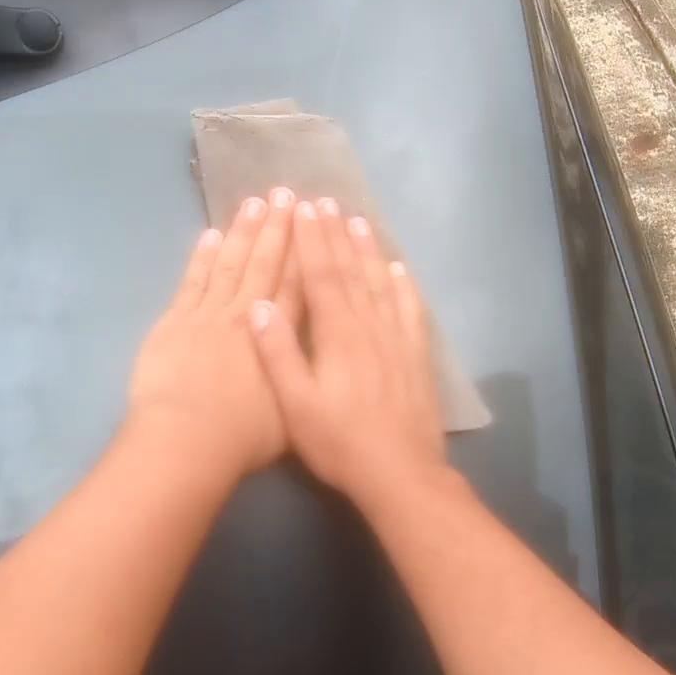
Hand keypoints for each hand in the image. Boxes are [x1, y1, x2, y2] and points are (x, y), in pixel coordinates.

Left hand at [124, 187, 301, 481]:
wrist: (187, 438)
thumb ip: (300, 377)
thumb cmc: (243, 437)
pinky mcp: (175, 323)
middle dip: (277, 229)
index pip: (297, 286)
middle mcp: (246, 317)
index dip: (307, 252)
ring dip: (242, 232)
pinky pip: (193, 282)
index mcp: (277, 338)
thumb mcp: (291, 412)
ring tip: (254, 202)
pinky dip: (203, 258)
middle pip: (265, 265)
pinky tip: (211, 235)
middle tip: (285, 194)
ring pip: (230, 265)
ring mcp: (207, 316)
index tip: (314, 222)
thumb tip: (315, 357)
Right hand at [248, 198, 447, 505]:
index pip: (321, 276)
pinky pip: (410, 311)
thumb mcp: (296, 405)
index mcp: (338, 335)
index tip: (302, 208)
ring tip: (359, 220)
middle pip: (351, 272)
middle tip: (326, 200)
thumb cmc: (340, 443)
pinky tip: (399, 270)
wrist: (400, 474)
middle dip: (336, 235)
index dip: (311, 240)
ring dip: (368, 251)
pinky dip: (403, 286)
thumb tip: (259, 306)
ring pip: (381, 284)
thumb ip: (278, 354)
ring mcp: (398, 341)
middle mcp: (370, 328)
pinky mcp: (416, 358)